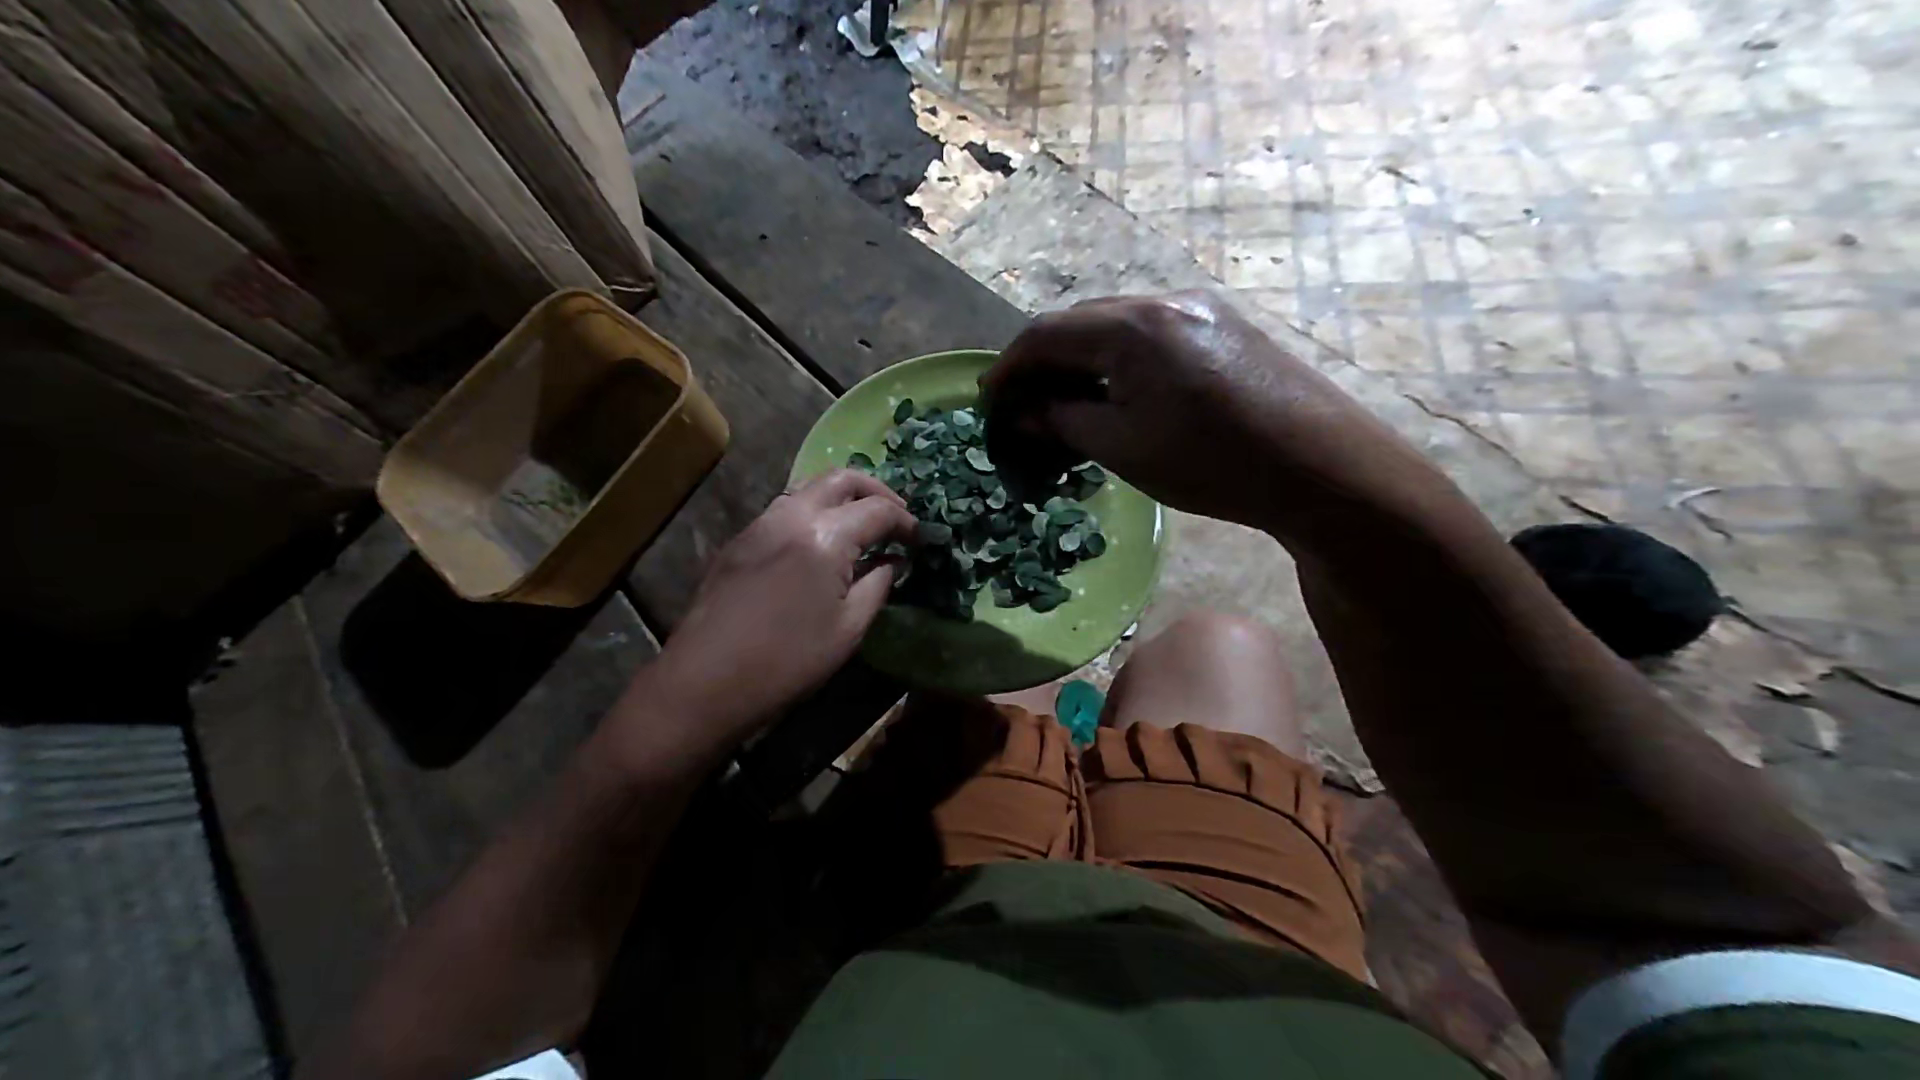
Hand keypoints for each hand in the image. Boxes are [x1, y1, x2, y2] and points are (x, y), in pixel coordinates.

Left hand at [618, 470, 915, 763]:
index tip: (922, 539)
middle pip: (843, 479)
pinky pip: (787, 508)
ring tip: (863, 527)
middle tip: (897, 519)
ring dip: (844, 497)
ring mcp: (761, 523)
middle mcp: (791, 515)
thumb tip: (895, 560)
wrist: (705, 681)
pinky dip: (815, 512)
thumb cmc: (787, 661)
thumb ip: (879, 583)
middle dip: (877, 491)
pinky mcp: (741, 539)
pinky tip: (824, 544)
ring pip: (810, 487)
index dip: (907, 522)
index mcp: (824, 536)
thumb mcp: (849, 628)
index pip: (878, 509)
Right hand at [982, 293, 1448, 539]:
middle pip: (1079, 322)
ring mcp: (1199, 308)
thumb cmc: (1211, 463)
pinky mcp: (1223, 325)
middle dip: (1043, 362)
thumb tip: (1022, 414)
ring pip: (1115, 326)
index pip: (1045, 334)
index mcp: (1131, 327)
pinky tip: (1119, 394)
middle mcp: (1163, 300)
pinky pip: (1150, 333)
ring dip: (1081, 360)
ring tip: (1067, 404)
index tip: (988, 402)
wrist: (1321, 467)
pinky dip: (1118, 360)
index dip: (1009, 368)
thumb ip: (1062, 422)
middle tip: (1025, 406)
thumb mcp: (1123, 448)